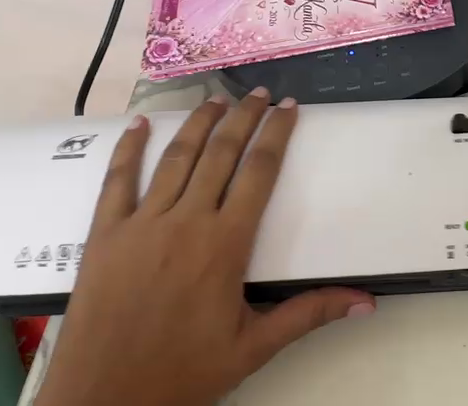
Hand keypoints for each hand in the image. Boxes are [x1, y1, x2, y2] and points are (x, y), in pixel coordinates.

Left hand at [34, 92, 373, 405]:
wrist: (102, 403)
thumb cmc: (181, 374)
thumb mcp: (253, 348)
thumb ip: (309, 314)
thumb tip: (365, 301)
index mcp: (225, 244)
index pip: (259, 171)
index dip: (277, 133)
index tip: (289, 108)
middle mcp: (186, 222)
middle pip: (221, 152)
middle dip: (244, 116)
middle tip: (261, 93)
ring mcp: (142, 224)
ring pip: (176, 157)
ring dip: (199, 122)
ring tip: (216, 99)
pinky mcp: (104, 235)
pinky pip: (117, 181)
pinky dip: (128, 149)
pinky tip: (139, 125)